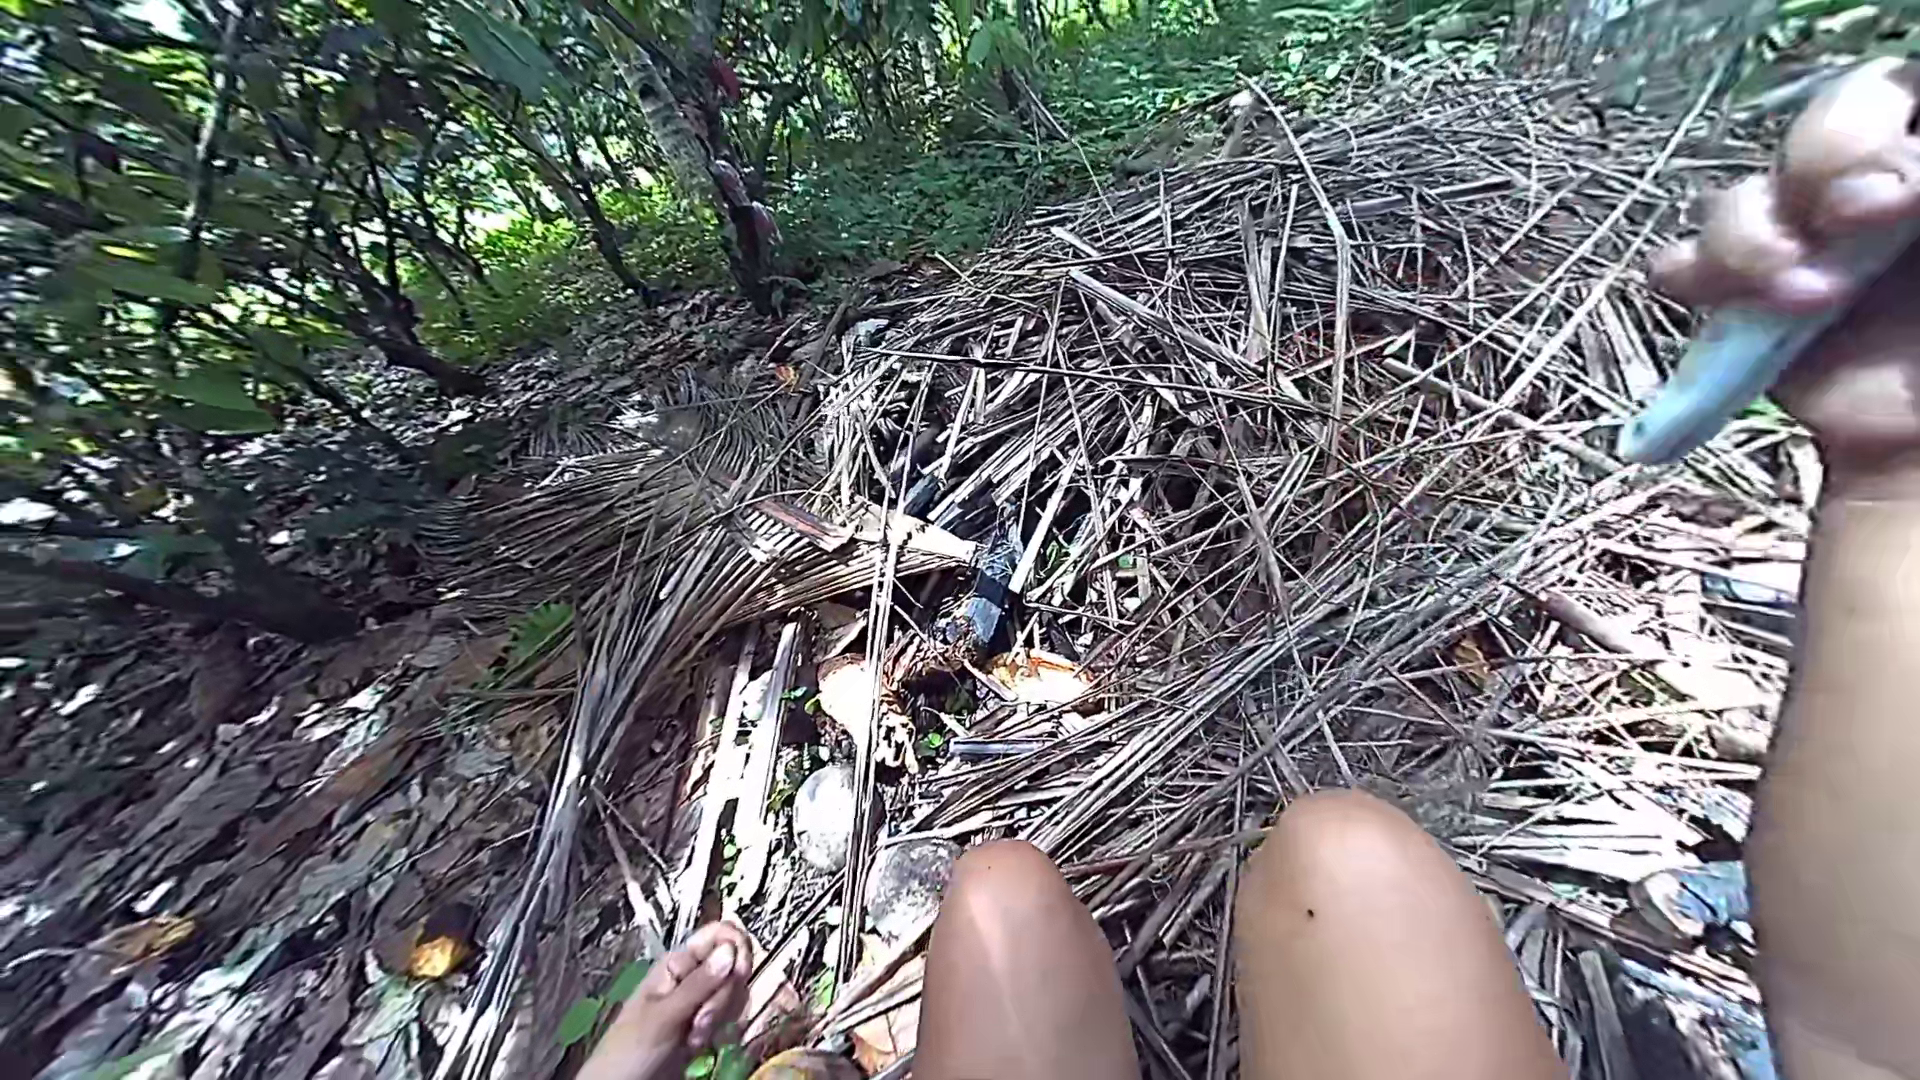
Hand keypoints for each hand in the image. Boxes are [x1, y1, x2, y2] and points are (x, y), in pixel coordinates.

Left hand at [577, 922, 754, 1079]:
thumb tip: (731, 948)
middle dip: (726, 993)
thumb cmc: (628, 1054)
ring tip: (695, 1040)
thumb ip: (698, 985)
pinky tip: (705, 1045)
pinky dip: (728, 1028)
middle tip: (701, 1022)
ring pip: (736, 988)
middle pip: (734, 962)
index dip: (737, 946)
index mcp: (679, 961)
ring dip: (724, 1015)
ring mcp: (703, 999)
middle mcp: (696, 973)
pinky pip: (734, 1013)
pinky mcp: (709, 1023)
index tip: (738, 974)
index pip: (722, 932)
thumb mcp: (661, 1019)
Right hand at [1651, 59, 1919, 482]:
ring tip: (1801, 299)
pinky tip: (1728, 303)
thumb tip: (1901, 163)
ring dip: (1753, 241)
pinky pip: (1676, 267)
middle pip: (1826, 115)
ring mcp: (1801, 240)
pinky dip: (1688, 279)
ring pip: (1736, 196)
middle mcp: (1879, 182)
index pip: (1908, 82)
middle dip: (1828, 161)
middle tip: (1868, 217)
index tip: (1906, 187)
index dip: (1887, 119)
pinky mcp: (1733, 297)